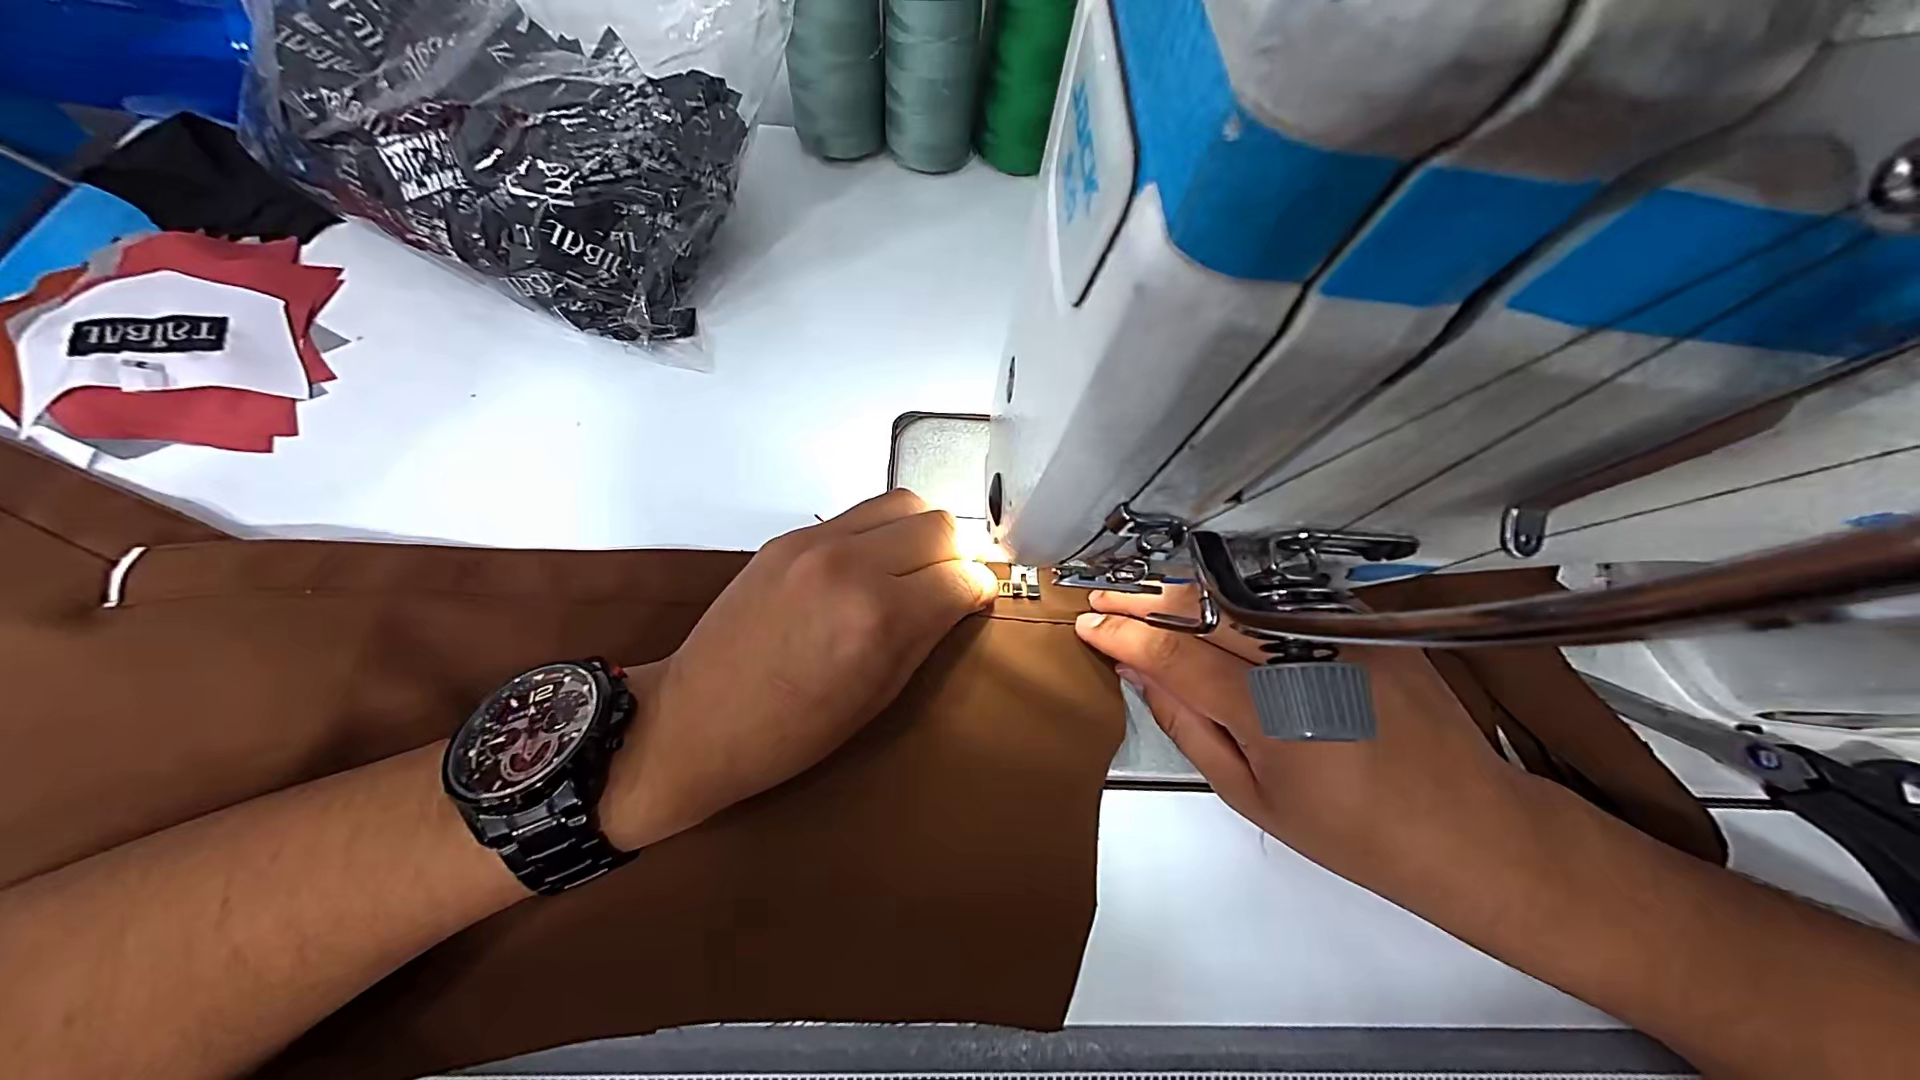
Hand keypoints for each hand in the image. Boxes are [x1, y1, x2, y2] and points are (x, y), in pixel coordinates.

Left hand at [603, 490, 998, 849]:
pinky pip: (859, 513)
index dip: (978, 588)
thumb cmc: (789, 730)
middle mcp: (851, 565)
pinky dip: (881, 531)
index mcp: (880, 617)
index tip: (975, 597)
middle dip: (957, 554)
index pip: (962, 575)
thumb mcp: (879, 695)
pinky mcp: (788, 537)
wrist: (696, 719)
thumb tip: (961, 596)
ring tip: (914, 567)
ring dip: (921, 532)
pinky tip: (873, 564)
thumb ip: (929, 633)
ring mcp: (815, 543)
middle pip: (939, 524)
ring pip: (903, 501)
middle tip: (948, 582)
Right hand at [1074, 586, 1537, 895]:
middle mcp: (1307, 660)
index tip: (1091, 626)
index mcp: (1273, 713)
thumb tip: (1139, 675)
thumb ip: (1186, 724)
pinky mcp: (1364, 624)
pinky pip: (1279, 599)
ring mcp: (1341, 635)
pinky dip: (1233, 599)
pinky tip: (1206, 606)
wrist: (1468, 826)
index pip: (1173, 652)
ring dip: (1180, 592)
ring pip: (1236, 593)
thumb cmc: (1357, 833)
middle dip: (1142, 599)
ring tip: (1142, 600)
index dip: (1122, 633)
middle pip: (1201, 606)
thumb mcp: (1250, 795)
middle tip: (1106, 601)